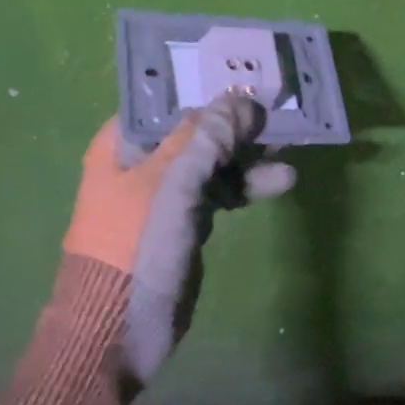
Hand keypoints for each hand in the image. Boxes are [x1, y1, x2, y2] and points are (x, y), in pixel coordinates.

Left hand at [64, 94, 295, 380]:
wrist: (116, 330)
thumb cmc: (135, 244)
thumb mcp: (173, 182)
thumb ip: (208, 137)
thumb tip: (240, 99)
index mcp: (123, 141)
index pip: (168, 98)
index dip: (207, 86)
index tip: (248, 75)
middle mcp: (140, 160)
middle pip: (195, 129)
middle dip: (236, 123)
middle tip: (277, 112)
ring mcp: (163, 194)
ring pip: (211, 161)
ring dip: (247, 157)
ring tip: (288, 150)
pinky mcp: (183, 223)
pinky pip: (217, 192)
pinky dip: (243, 186)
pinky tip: (278, 182)